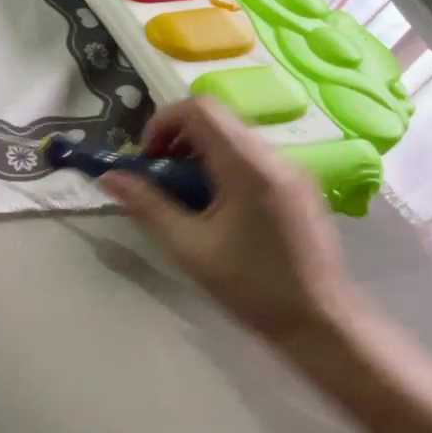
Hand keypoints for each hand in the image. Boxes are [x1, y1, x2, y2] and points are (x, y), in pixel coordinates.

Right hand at [98, 97, 357, 344]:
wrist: (323, 323)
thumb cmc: (251, 286)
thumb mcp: (187, 246)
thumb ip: (146, 205)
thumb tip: (108, 177)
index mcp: (248, 167)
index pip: (200, 109)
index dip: (162, 122)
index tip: (146, 160)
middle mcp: (275, 158)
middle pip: (216, 120)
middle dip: (176, 140)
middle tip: (157, 179)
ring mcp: (292, 172)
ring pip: (232, 138)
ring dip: (196, 155)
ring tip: (182, 197)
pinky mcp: (298, 188)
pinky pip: (251, 158)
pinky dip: (220, 167)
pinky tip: (213, 209)